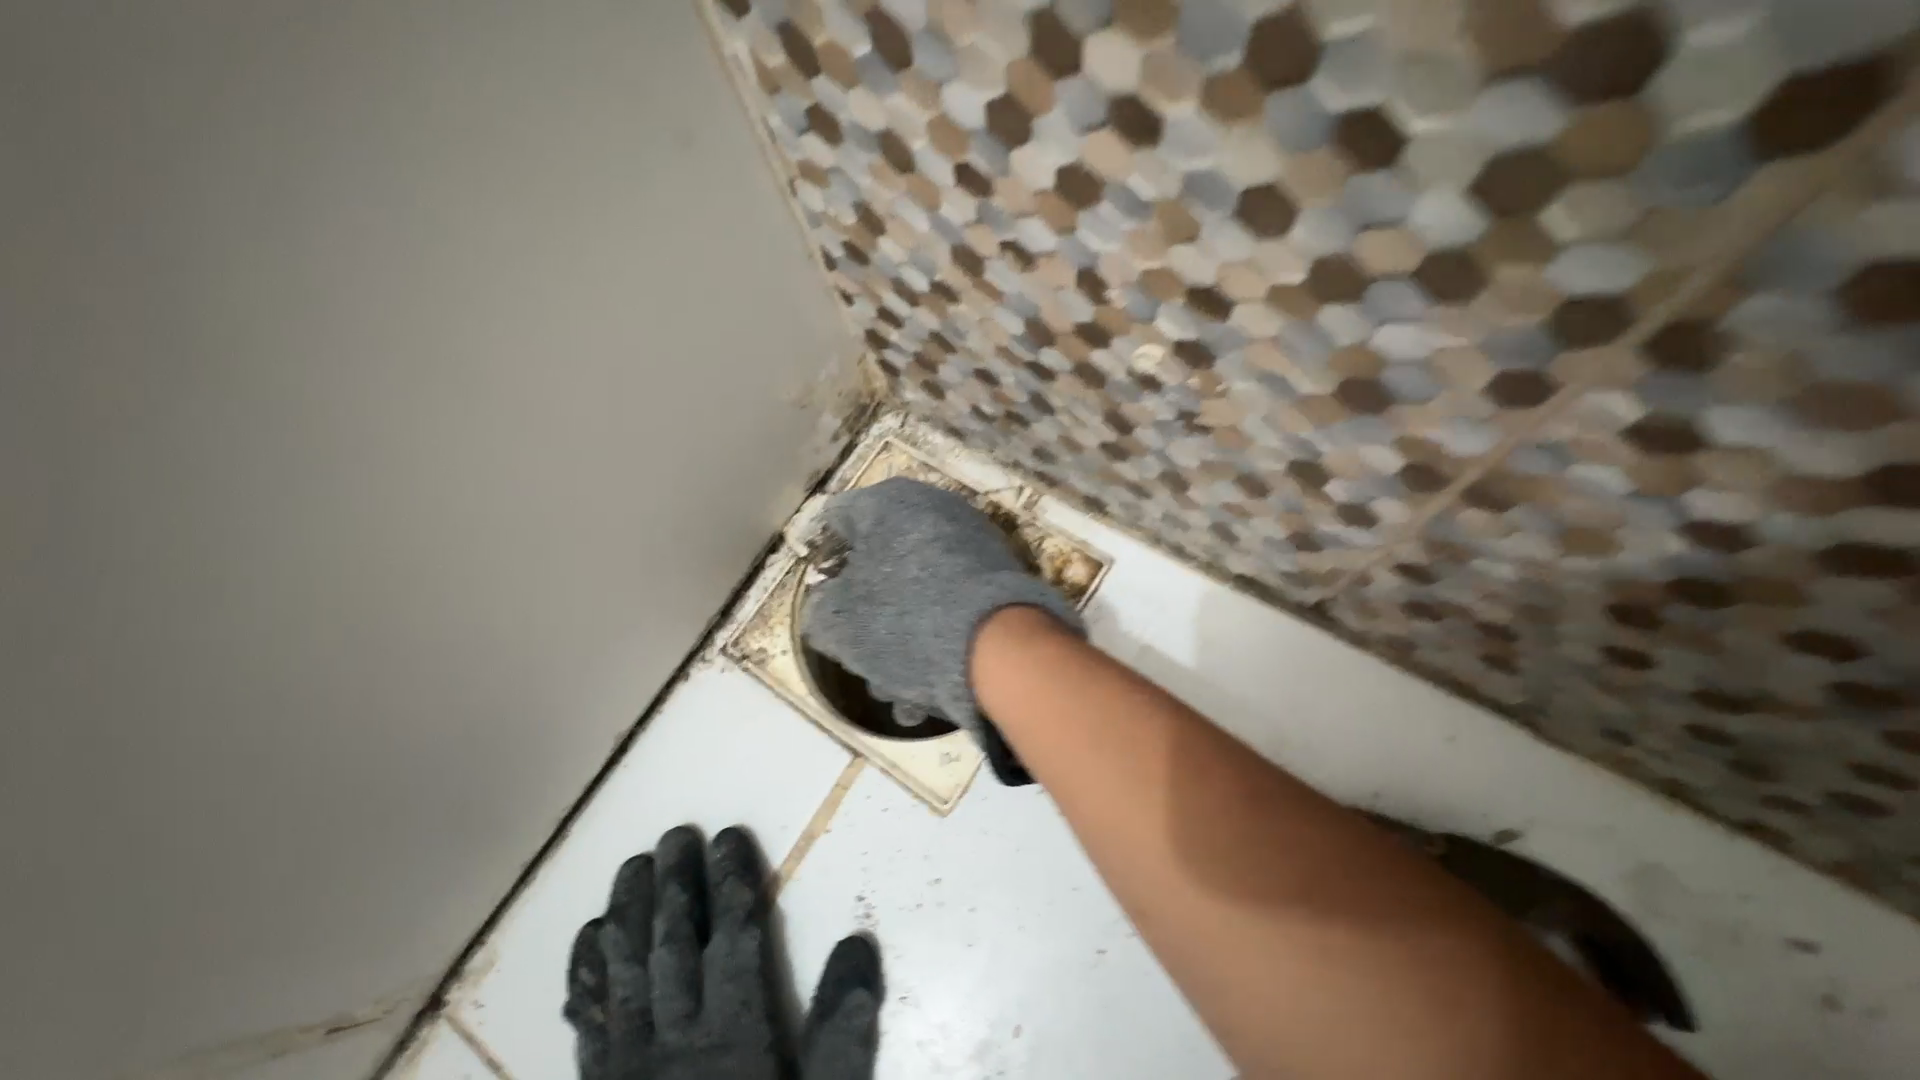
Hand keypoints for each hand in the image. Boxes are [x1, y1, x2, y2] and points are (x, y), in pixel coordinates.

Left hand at [564, 825, 881, 1079]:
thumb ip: (844, 1035)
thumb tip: (858, 945)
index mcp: (733, 1040)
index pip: (733, 940)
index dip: (731, 883)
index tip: (728, 836)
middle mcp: (674, 1043)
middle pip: (672, 944)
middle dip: (675, 883)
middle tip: (675, 833)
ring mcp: (628, 1069)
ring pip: (623, 972)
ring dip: (627, 912)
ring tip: (633, 864)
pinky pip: (587, 1023)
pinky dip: (586, 975)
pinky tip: (588, 941)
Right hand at [801, 477, 1082, 783]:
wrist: (994, 645)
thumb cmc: (900, 618)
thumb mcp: (836, 622)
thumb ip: (822, 609)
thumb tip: (828, 605)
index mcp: (889, 501)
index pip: (839, 518)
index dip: (825, 557)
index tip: (821, 593)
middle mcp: (935, 509)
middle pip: (884, 561)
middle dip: (869, 611)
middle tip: (857, 650)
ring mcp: (974, 543)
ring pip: (920, 594)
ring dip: (903, 638)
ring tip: (894, 690)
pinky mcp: (1002, 579)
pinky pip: (954, 609)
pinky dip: (938, 642)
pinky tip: (928, 689)